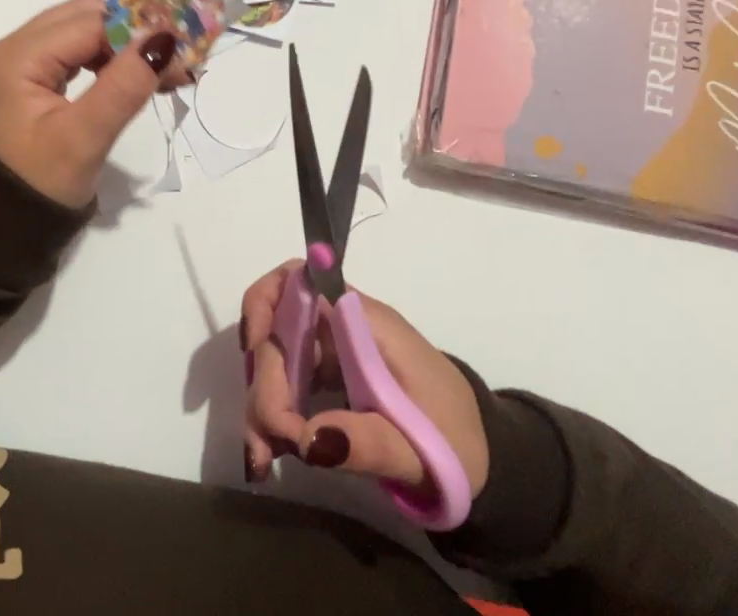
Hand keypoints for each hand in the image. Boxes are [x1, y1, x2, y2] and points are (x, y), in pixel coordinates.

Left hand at [0, 0, 186, 207]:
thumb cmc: (38, 184)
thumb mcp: (83, 139)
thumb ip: (122, 88)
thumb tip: (164, 39)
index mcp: (17, 58)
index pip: (89, 22)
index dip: (137, 32)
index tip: (181, 55)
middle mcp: (12, 48)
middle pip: (84, 17)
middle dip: (132, 35)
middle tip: (175, 66)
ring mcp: (17, 62)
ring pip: (80, 31)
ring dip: (121, 46)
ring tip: (160, 75)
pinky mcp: (26, 78)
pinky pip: (71, 51)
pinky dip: (104, 59)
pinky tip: (131, 79)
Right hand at [241, 262, 488, 497]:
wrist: (484, 458)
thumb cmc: (456, 441)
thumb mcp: (419, 451)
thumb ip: (366, 444)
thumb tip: (306, 438)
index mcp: (366, 326)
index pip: (301, 280)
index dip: (265, 302)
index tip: (254, 348)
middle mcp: (340, 329)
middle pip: (276, 334)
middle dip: (264, 385)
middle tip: (274, 441)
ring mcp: (328, 354)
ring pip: (272, 362)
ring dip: (259, 406)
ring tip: (264, 457)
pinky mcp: (322, 379)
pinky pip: (281, 385)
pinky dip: (268, 416)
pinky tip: (270, 451)